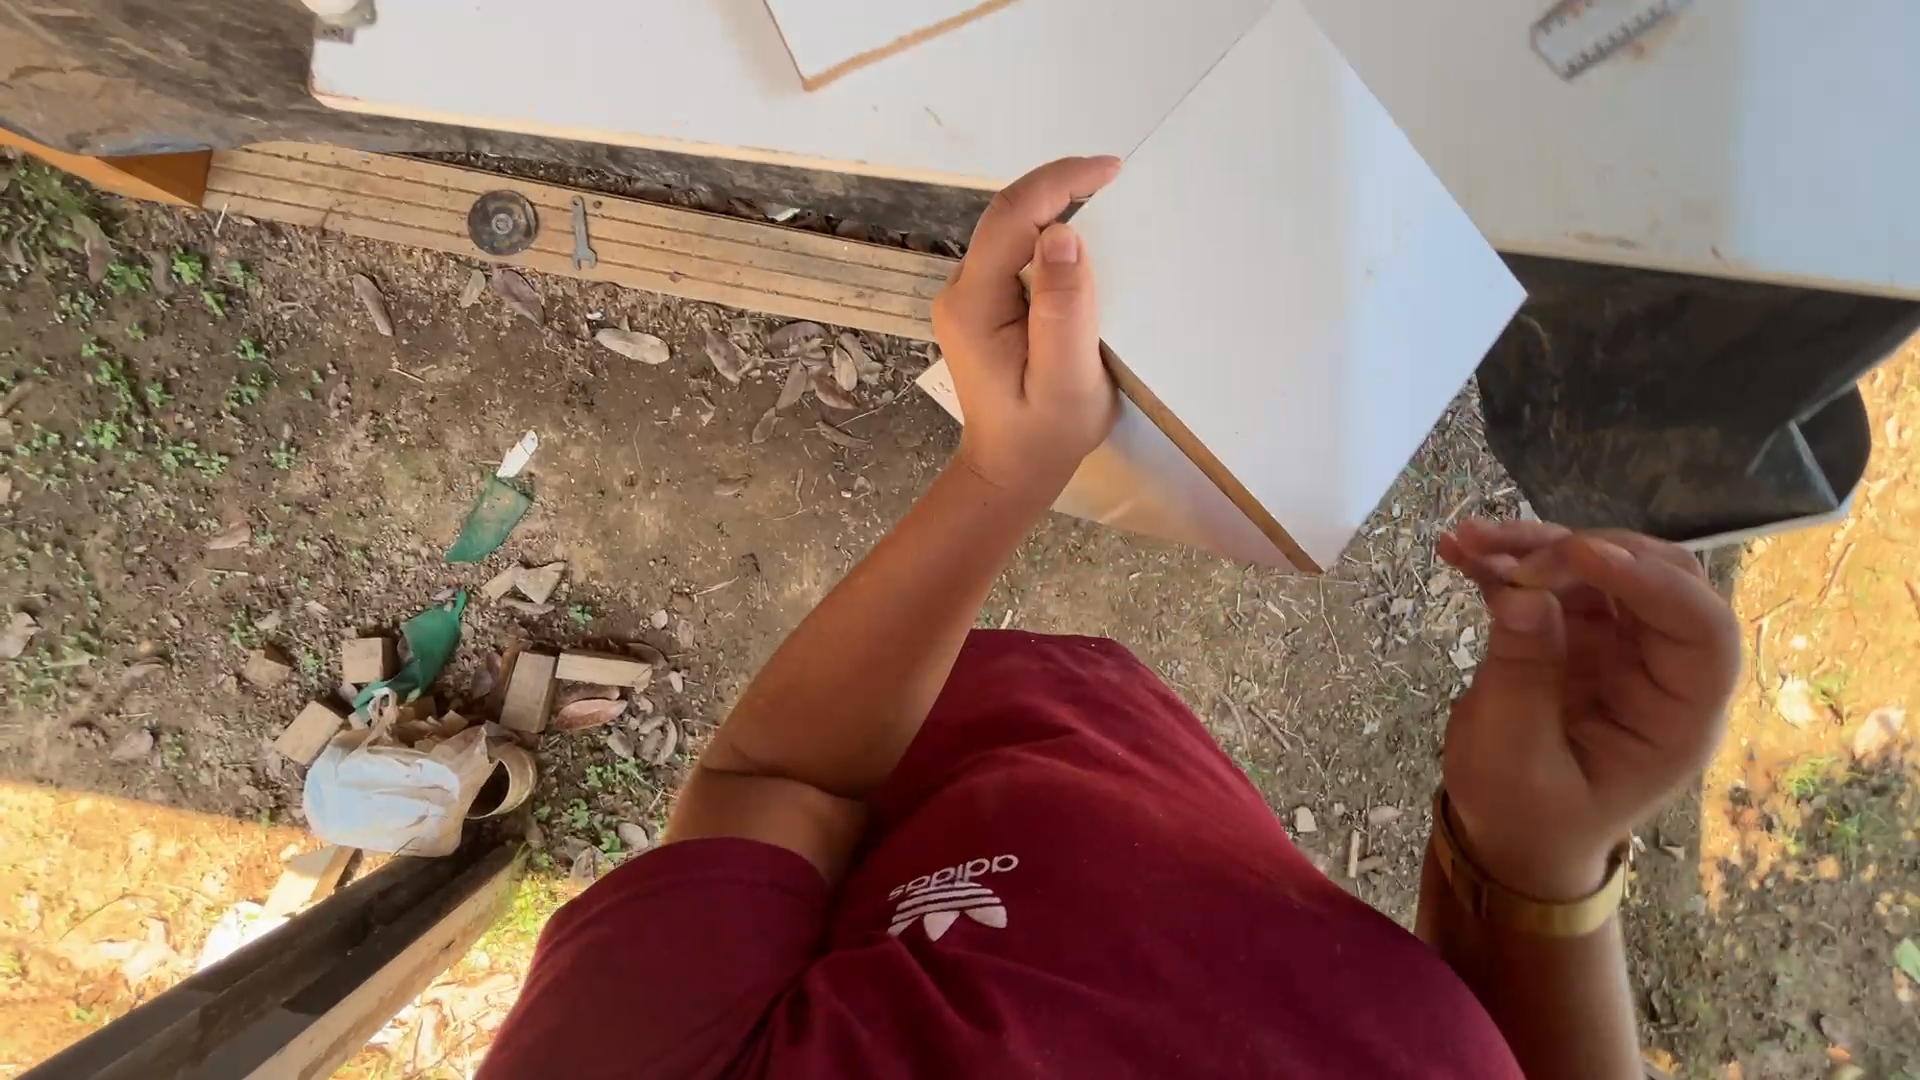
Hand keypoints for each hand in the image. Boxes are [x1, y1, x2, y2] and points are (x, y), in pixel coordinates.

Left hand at [932, 156, 1121, 504]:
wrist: (1011, 469)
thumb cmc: (1044, 436)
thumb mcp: (1066, 380)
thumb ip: (1063, 310)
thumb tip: (1061, 234)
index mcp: (974, 305)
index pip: (1011, 217)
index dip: (1059, 182)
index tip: (1111, 171)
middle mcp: (960, 293)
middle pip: (1007, 218)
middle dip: (1060, 190)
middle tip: (1117, 183)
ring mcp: (967, 300)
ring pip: (1011, 234)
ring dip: (1055, 214)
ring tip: (1107, 208)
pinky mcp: (981, 308)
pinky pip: (1014, 257)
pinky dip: (1049, 243)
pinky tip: (1081, 250)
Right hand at [1436, 520, 1741, 901]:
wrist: (1507, 831)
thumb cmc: (1522, 812)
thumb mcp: (1513, 756)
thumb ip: (1521, 678)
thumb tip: (1522, 595)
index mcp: (1673, 715)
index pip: (1697, 632)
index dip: (1649, 583)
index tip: (1573, 553)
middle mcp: (1654, 669)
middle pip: (1654, 580)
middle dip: (1579, 552)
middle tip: (1505, 557)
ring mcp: (1610, 648)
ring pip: (1593, 570)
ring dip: (1532, 547)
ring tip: (1464, 538)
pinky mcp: (1564, 638)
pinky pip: (1544, 584)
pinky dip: (1503, 563)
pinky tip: (1457, 552)